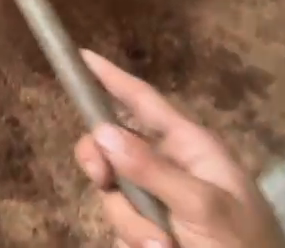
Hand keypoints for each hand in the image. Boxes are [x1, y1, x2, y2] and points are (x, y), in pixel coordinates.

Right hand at [72, 51, 284, 247]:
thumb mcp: (203, 207)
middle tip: (100, 178)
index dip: (112, 77)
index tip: (81, 55)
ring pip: (115, 194)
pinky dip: (134, 243)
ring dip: (132, 224)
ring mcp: (161, 204)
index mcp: (190, 148)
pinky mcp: (154, 235)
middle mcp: (171, 169)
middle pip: (114, 147)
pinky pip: (123, 227)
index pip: (143, 100)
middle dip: (104, 165)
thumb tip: (100, 131)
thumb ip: (150, 170)